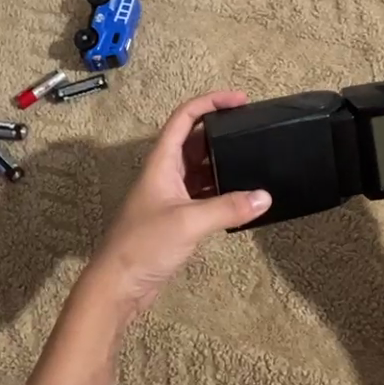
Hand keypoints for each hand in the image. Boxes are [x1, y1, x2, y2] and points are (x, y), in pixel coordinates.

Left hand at [84, 91, 272, 317]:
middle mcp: (166, 172)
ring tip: (254, 158)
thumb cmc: (144, 244)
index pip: (185, 117)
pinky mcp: (177, 216)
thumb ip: (228, 208)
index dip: (211, 102)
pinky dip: (223, 190)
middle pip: (195, 140)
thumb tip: (264, 197)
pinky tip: (243, 196)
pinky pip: (204, 193)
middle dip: (222, 131)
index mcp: (162, 161)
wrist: (119, 284)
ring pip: (201, 167)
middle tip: (253, 128)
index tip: (240, 100)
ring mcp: (171, 195)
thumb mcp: (189, 222)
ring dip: (224, 162)